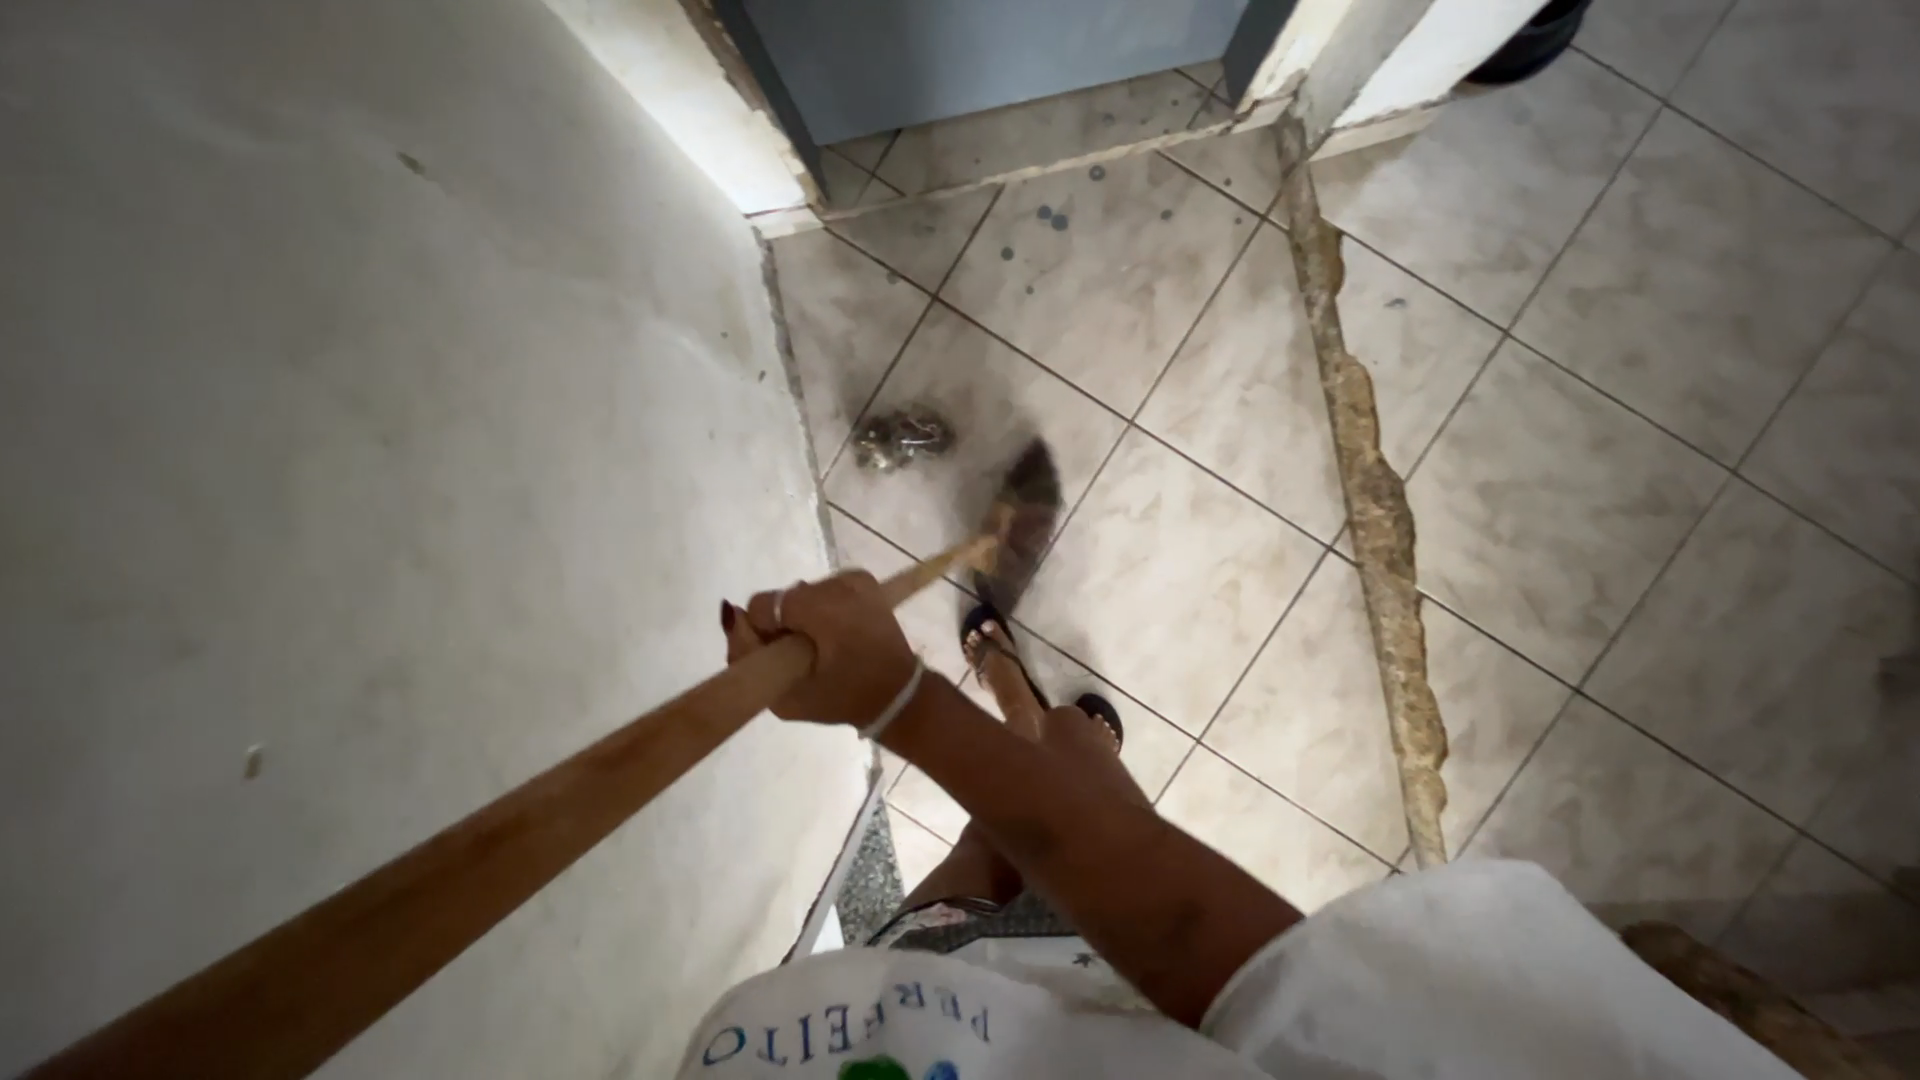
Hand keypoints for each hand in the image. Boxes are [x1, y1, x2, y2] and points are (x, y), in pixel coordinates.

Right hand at [721, 570, 919, 727]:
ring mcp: (854, 578)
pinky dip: (824, 608)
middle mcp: (837, 583)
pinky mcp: (864, 580)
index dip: (763, 633)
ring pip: (804, 593)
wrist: (898, 694)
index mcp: (819, 608)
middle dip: (785, 624)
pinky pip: (826, 590)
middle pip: (784, 598)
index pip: (762, 604)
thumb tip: (732, 619)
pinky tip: (838, 633)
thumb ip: (747, 658)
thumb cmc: (842, 699)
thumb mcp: (785, 697)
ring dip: (805, 616)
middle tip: (803, 656)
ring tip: (824, 647)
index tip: (780, 656)